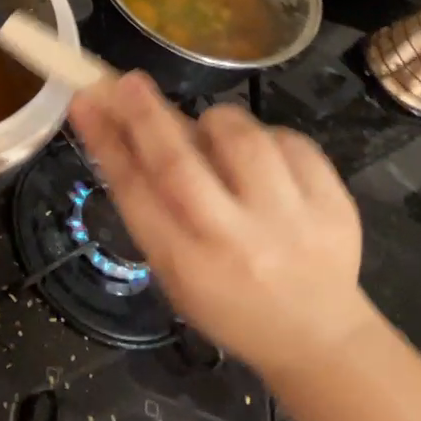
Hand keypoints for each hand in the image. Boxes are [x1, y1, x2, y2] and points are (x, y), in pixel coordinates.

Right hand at [69, 73, 378, 379]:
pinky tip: (262, 159)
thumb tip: (115, 121)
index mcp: (187, 263)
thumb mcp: (172, 264)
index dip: (106, 141)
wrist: (319, 337)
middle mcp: (237, 243)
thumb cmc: (225, 297)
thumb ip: (148, 200)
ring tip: (212, 135)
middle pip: (181, 166)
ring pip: (243, 140)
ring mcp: (292, 223)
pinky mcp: (335, 205)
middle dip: (148, 117)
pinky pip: (290, 142)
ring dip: (216, 123)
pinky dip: (267, 137)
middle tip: (128, 83)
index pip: (134, 190)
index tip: (85, 100)